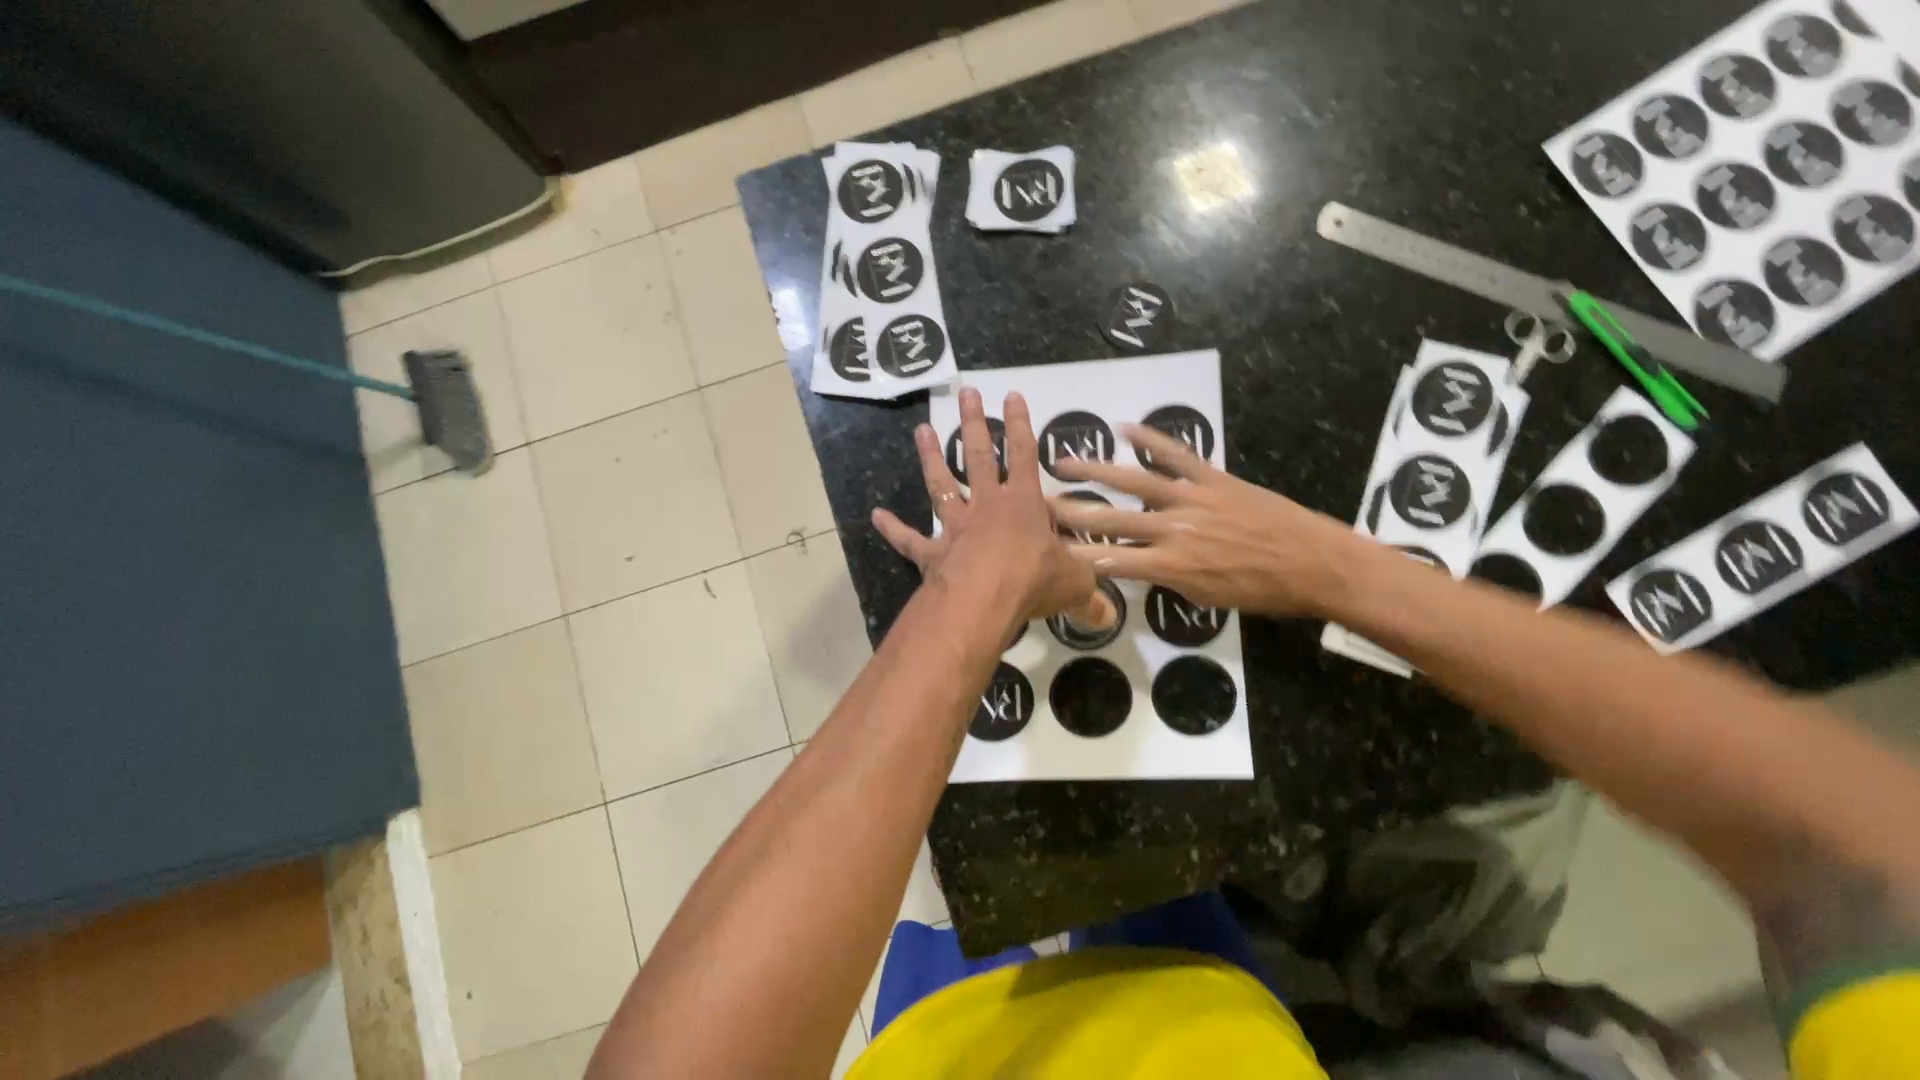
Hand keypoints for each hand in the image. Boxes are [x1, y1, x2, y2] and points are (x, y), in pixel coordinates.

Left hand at [872, 388, 1111, 627]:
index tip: (1011, 395)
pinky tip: (877, 515)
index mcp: (1023, 504)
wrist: (984, 598)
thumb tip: (1106, 615)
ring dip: (931, 458)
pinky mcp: (932, 553)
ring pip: (941, 485)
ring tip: (921, 431)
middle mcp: (987, 506)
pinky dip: (894, 528)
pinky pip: (910, 539)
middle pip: (979, 456)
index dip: (1020, 425)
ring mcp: (956, 527)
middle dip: (975, 423)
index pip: (1025, 455)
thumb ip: (1087, 593)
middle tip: (966, 394)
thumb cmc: (1033, 580)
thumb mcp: (1073, 583)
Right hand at [1051, 424, 1374, 616]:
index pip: (1109, 560)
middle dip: (1070, 511)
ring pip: (1132, 480)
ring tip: (1063, 461)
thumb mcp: (1207, 598)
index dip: (1075, 555)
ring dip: (1094, 470)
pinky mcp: (1212, 478)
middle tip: (1037, 503)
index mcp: (1170, 565)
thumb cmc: (1263, 591)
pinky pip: (1176, 455)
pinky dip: (1151, 440)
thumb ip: (1169, 580)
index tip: (1047, 549)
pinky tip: (1125, 428)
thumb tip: (1142, 567)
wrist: (1313, 562)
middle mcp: (1172, 528)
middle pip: (1110, 518)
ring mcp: (1191, 497)